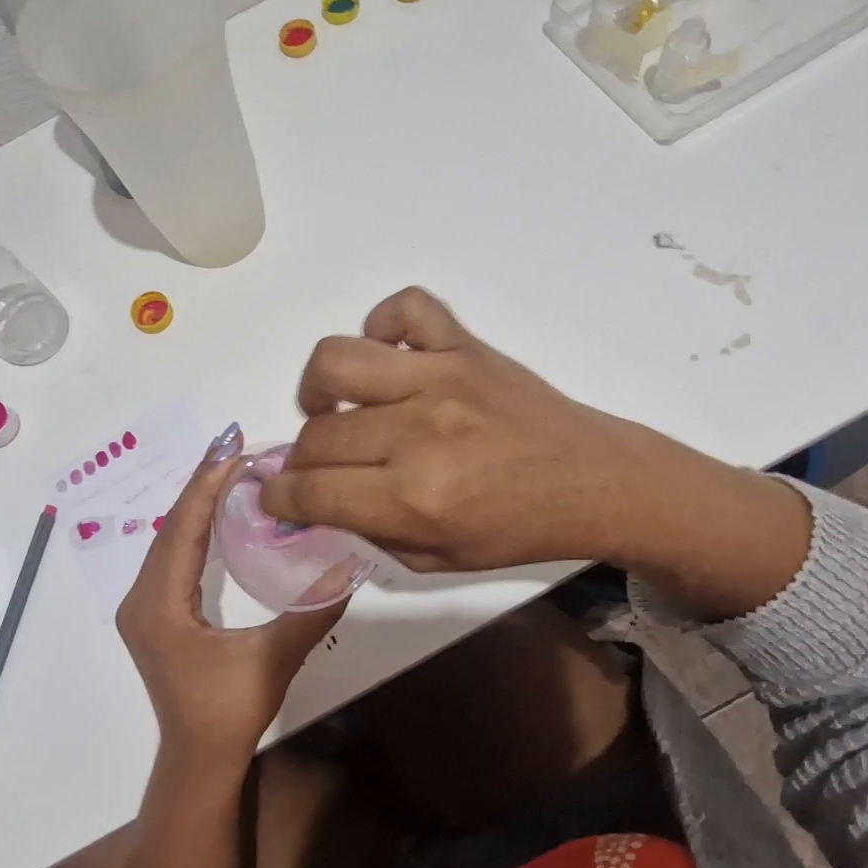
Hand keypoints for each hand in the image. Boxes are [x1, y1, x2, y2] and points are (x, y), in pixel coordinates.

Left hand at [117, 423, 348, 771]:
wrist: (198, 759)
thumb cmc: (229, 712)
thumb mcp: (273, 660)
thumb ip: (310, 613)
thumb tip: (349, 567)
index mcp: (160, 605)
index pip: (182, 529)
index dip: (208, 485)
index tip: (236, 448)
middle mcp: (142, 599)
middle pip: (171, 527)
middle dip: (203, 484)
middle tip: (238, 447)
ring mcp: (144, 607)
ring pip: (169, 541)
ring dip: (198, 504)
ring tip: (232, 470)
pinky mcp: (155, 615)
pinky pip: (172, 558)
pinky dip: (195, 530)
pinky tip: (219, 516)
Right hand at [259, 288, 665, 570]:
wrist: (590, 482)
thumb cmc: (515, 530)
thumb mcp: (435, 559)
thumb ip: (367, 530)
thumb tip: (314, 500)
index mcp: (413, 498)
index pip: (310, 491)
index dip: (278, 498)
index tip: (277, 497)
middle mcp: (419, 433)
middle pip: (317, 436)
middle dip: (301, 461)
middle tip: (318, 469)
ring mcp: (442, 379)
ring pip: (337, 360)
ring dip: (318, 389)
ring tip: (334, 408)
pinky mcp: (465, 345)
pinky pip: (404, 309)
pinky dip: (382, 326)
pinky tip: (388, 360)